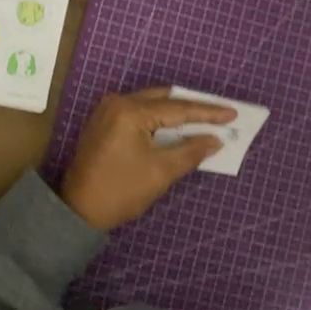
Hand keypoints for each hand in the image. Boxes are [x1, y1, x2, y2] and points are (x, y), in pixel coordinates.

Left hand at [59, 88, 236, 230]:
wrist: (78, 210)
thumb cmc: (120, 191)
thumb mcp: (161, 172)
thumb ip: (190, 151)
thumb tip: (214, 140)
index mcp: (130, 111)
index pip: (177, 109)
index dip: (207, 112)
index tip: (232, 113)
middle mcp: (117, 102)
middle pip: (164, 99)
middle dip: (192, 108)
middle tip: (220, 115)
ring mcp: (108, 109)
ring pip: (151, 103)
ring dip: (175, 113)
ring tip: (203, 120)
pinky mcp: (104, 121)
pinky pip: (138, 111)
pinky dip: (159, 118)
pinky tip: (176, 127)